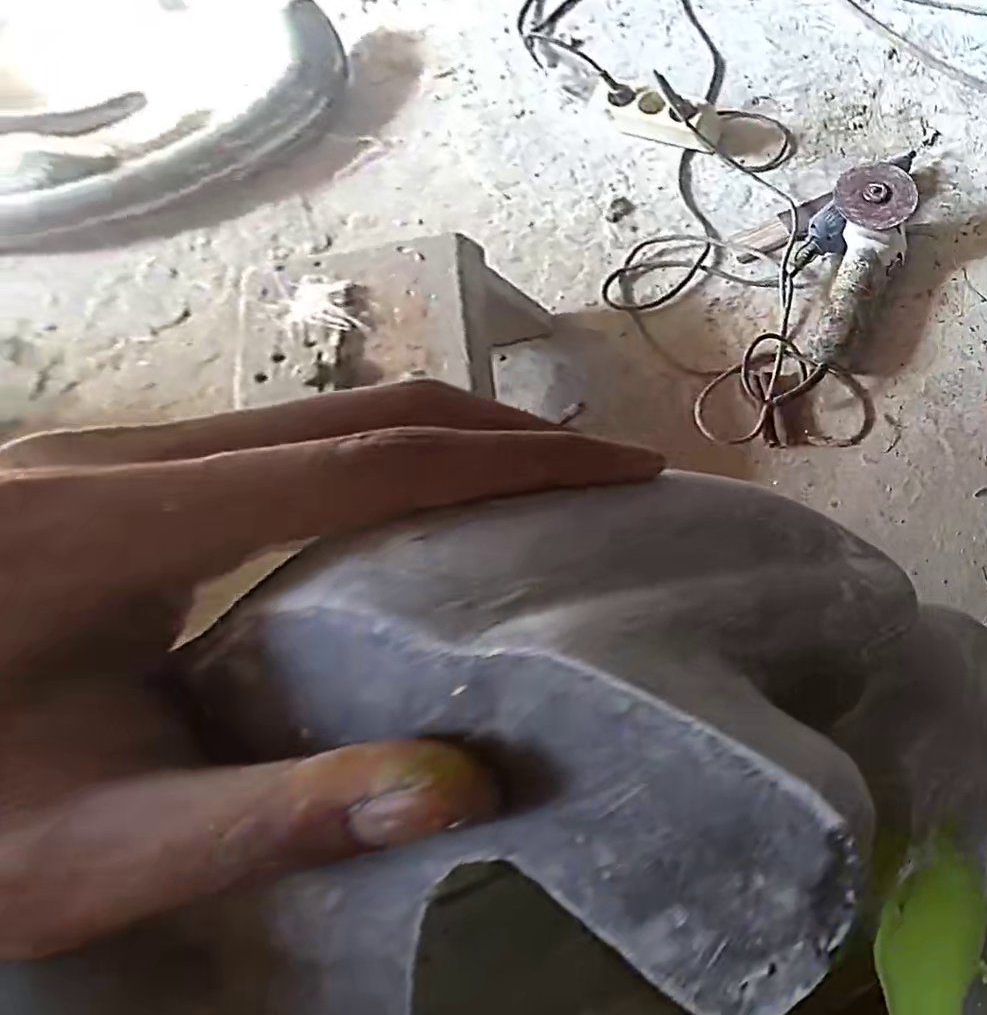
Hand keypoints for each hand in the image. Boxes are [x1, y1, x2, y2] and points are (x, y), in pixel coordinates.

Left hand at [0, 381, 662, 958]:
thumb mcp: (73, 858)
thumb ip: (268, 824)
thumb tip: (467, 791)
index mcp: (112, 524)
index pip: (384, 462)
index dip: (524, 459)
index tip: (630, 465)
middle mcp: (122, 460)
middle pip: (379, 412)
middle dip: (518, 434)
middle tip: (611, 470)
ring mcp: (118, 457)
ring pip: (347, 414)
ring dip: (472, 436)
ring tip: (552, 478)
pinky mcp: (127, 475)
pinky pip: (314, 439)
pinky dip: (417, 452)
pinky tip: (446, 501)